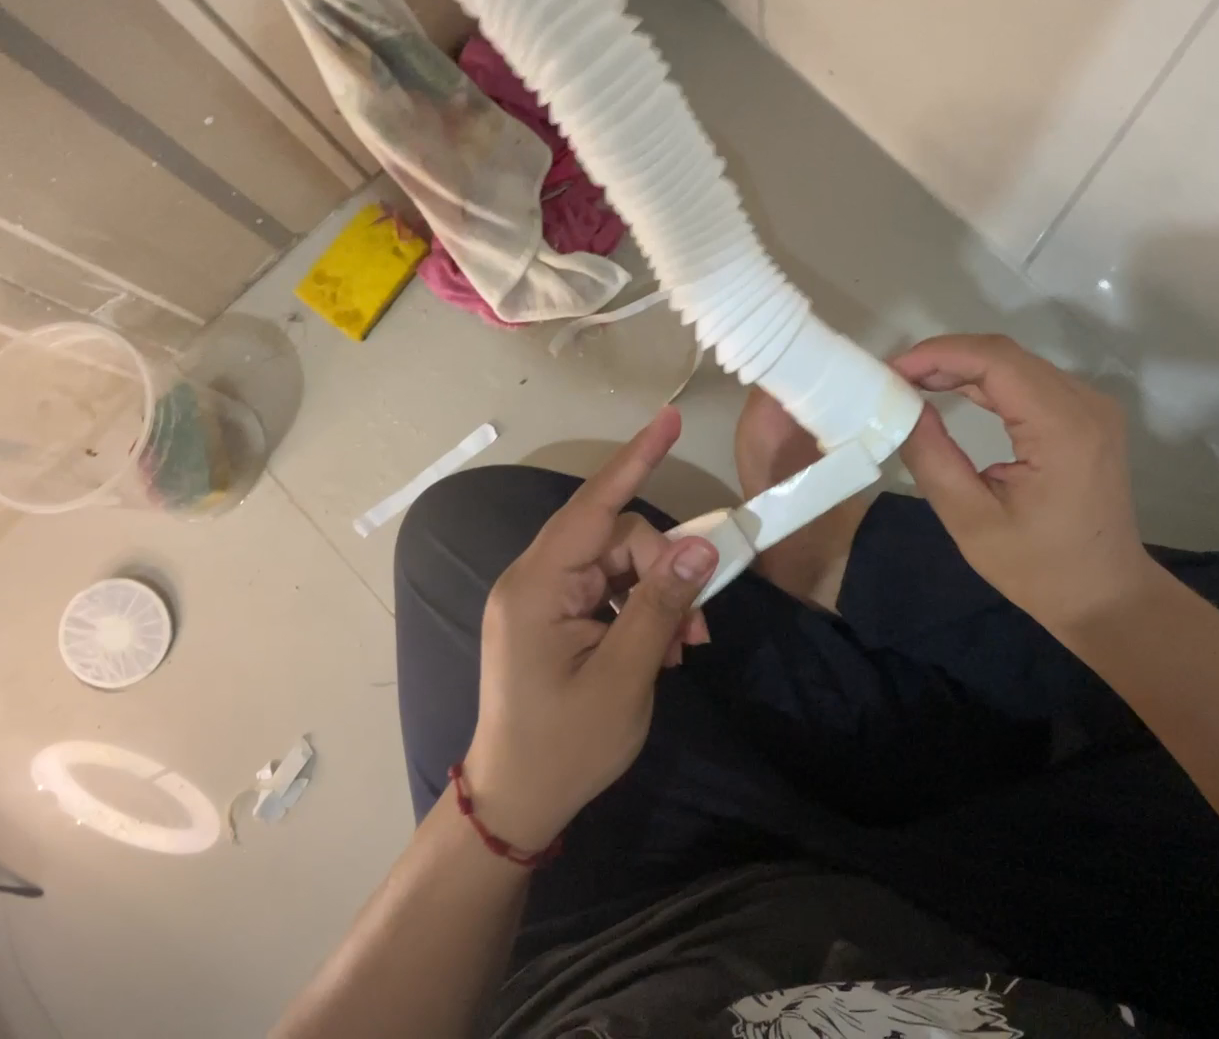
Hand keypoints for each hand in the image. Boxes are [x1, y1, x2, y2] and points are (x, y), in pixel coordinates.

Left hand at [462, 408, 718, 850]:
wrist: (517, 800)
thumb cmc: (566, 745)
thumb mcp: (625, 676)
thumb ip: (661, 604)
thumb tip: (702, 546)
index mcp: (538, 587)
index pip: (594, 506)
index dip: (636, 460)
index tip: (671, 419)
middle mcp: (535, 581)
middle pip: (617, 539)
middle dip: (666, 568)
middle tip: (699, 625)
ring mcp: (543, 600)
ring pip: (619, 566)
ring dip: (660, 596)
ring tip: (686, 646)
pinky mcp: (554, 619)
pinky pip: (610, 592)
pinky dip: (643, 612)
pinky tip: (666, 649)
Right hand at [892, 334, 1154, 630]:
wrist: (1105, 594)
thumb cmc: (1038, 568)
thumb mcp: (972, 520)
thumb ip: (934, 458)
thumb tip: (903, 409)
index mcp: (1062, 428)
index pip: (995, 362)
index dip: (939, 354)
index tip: (892, 369)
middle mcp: (1085, 405)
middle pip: (1007, 357)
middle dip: (945, 358)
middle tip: (894, 378)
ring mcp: (1091, 409)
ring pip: (1018, 366)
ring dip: (964, 369)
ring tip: (913, 384)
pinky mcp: (1087, 419)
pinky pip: (1031, 384)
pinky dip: (988, 384)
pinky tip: (953, 393)